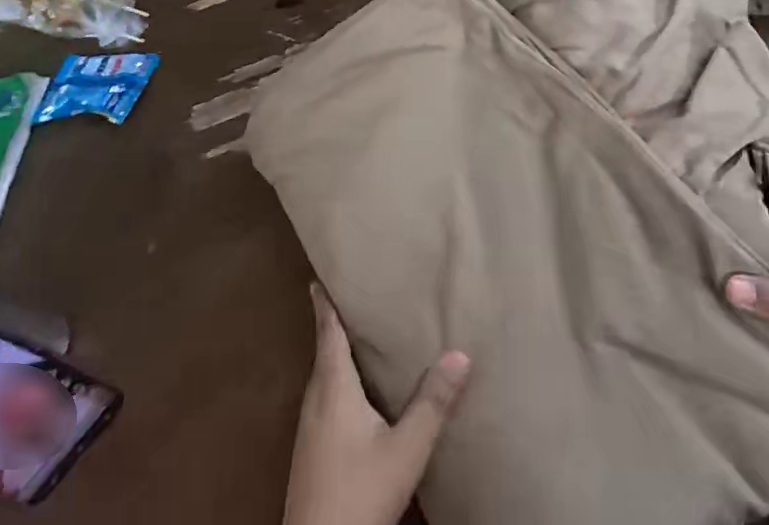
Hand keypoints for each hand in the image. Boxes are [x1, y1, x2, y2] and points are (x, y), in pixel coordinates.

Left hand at [284, 284, 471, 524]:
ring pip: (323, 376)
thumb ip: (431, 402)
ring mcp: (308, 427)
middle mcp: (314, 399)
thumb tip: (460, 354)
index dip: (324, 303)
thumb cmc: (360, 490)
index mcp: (332, 387)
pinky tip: (355, 392)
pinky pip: (324, 397)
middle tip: (353, 298)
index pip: (326, 332)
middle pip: (323, 351)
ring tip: (359, 337)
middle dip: (334, 324)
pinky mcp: (311, 449)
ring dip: (336, 353)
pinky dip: (338, 379)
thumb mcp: (405, 449)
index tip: (319, 277)